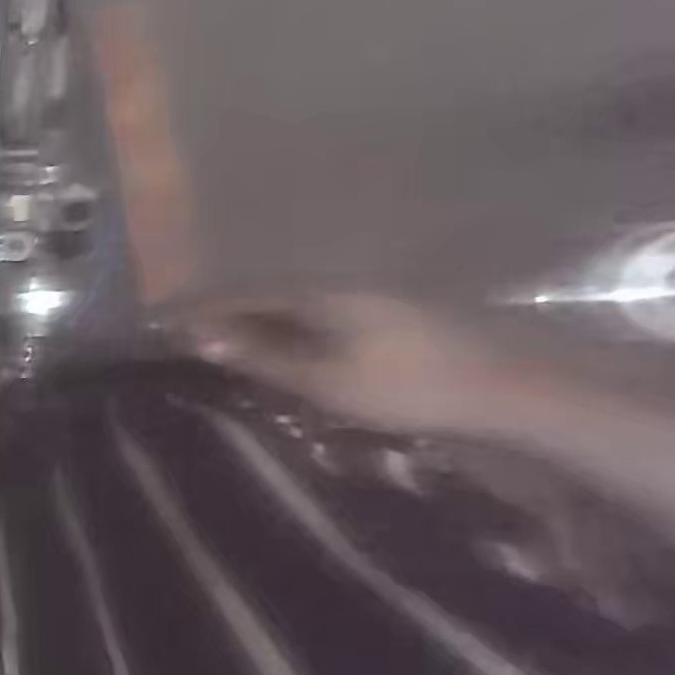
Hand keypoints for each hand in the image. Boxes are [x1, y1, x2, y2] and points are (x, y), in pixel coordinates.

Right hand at [178, 293, 521, 433]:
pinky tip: (277, 346)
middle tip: (183, 334)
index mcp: (315, 294)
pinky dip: (282, 329)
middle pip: (259, 296)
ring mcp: (362, 296)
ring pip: (286, 305)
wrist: (516, 389)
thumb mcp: (323, 379)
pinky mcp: (382, 313)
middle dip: (218, 314)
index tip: (158, 320)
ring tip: (220, 342)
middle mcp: (333, 285)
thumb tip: (200, 339)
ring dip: (250, 322)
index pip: (236, 296)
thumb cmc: (408, 386)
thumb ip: (260, 356)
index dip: (195, 309)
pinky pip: (312, 315)